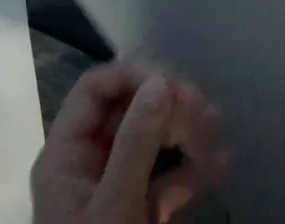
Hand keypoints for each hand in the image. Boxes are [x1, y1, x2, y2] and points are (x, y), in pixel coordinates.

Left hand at [31, 61, 223, 223]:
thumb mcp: (113, 206)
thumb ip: (136, 143)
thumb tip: (161, 81)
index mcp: (65, 156)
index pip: (96, 89)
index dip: (135, 76)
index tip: (176, 83)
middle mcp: (87, 165)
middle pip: (127, 110)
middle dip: (168, 104)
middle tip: (205, 109)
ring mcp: (114, 190)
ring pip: (151, 142)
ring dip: (186, 133)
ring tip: (219, 133)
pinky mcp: (138, 216)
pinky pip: (166, 179)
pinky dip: (192, 171)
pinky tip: (219, 168)